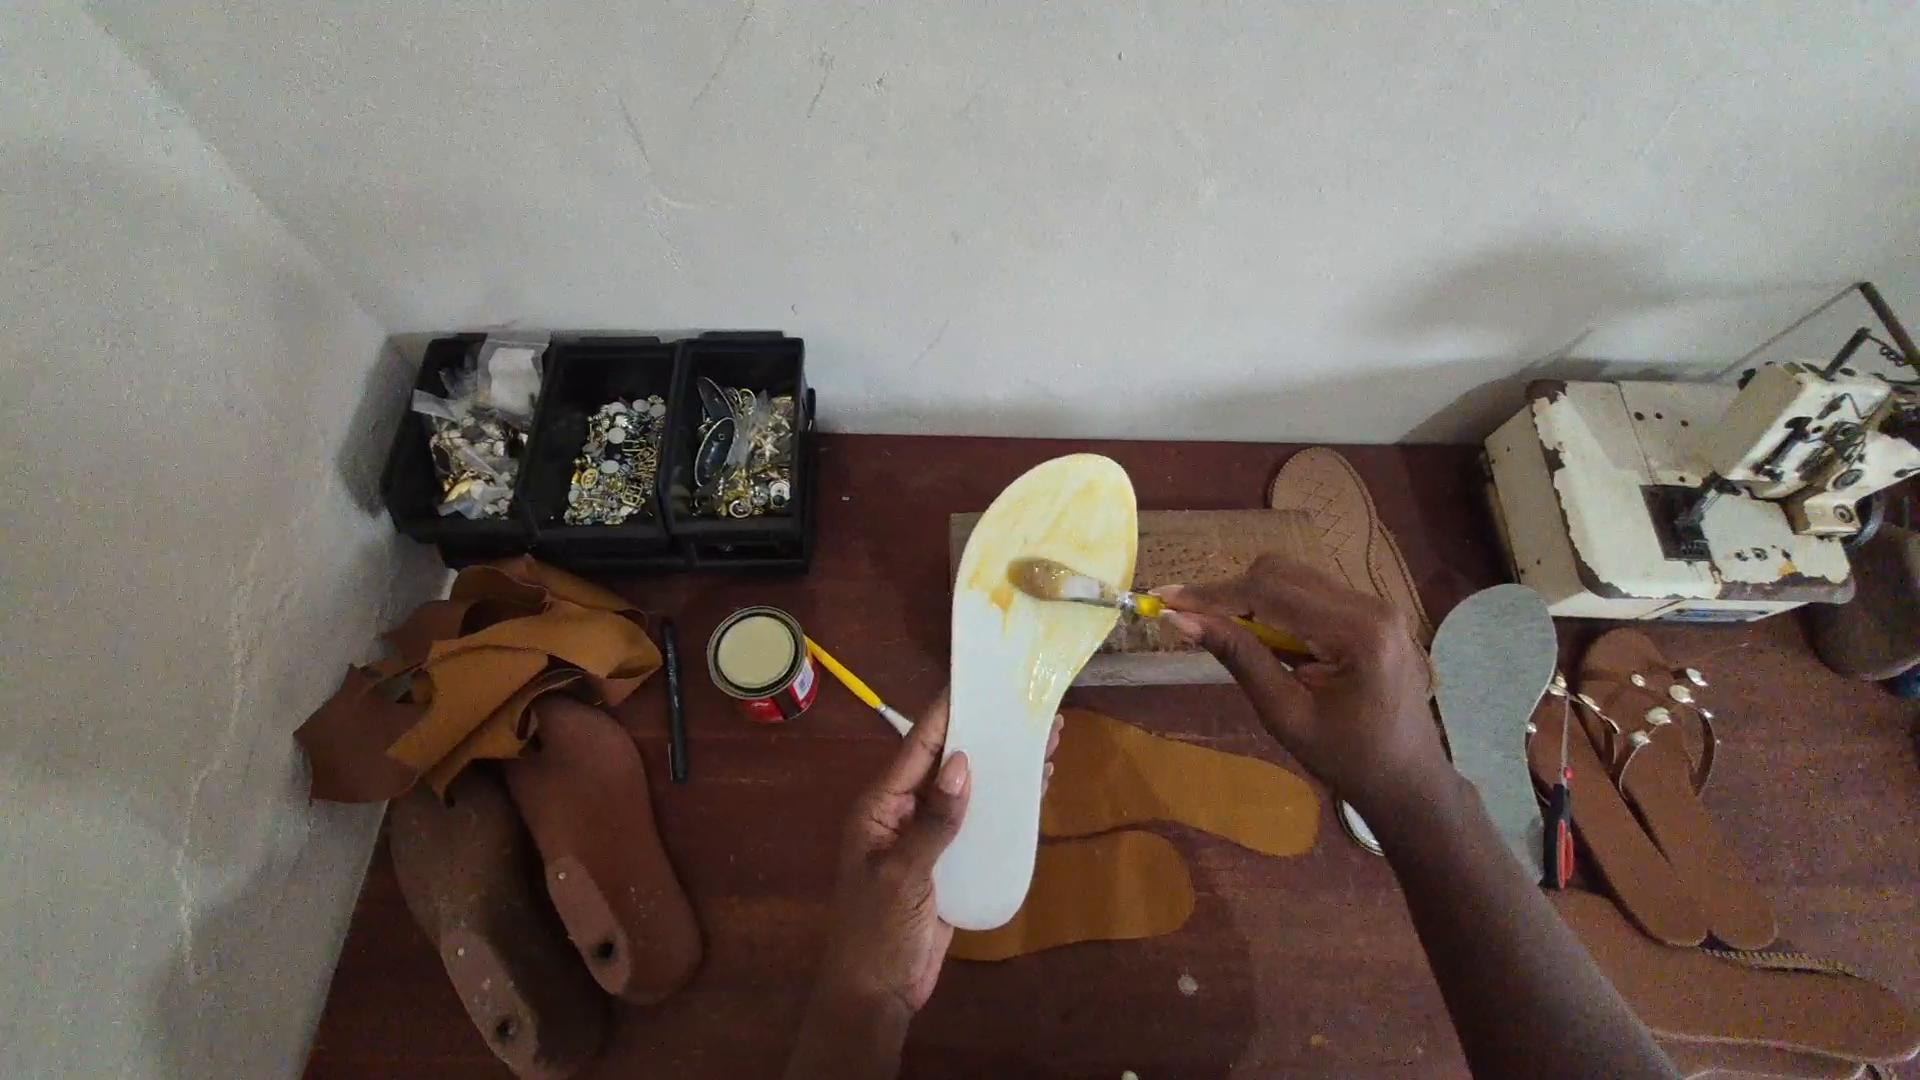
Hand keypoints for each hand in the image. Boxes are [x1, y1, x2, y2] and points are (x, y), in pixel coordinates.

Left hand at [814, 698, 1061, 1015]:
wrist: (876, 996)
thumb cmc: (876, 933)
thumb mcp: (902, 875)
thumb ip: (933, 820)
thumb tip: (963, 763)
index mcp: (882, 804)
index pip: (919, 746)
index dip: (947, 713)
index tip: (978, 682)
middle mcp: (906, 810)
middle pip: (951, 763)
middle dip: (987, 736)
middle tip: (1029, 709)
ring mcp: (931, 835)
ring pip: (971, 790)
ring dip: (1003, 768)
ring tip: (1046, 740)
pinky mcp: (952, 860)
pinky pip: (980, 823)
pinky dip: (1006, 805)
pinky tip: (1036, 789)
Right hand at [1157, 556, 1444, 819]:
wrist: (1409, 783)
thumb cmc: (1347, 759)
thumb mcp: (1284, 714)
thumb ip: (1237, 657)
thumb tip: (1179, 620)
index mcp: (1358, 632)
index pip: (1269, 593)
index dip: (1211, 595)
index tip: (1164, 600)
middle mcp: (1370, 605)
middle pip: (1278, 573)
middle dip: (1227, 593)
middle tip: (1187, 619)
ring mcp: (1373, 605)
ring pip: (1290, 577)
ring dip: (1247, 599)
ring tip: (1220, 631)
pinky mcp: (1368, 613)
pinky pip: (1306, 593)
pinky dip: (1271, 607)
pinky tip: (1257, 637)